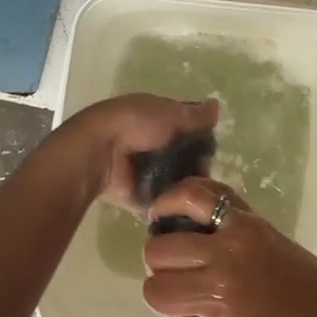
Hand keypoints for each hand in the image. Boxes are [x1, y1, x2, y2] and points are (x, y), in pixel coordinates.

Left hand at [52, 95, 219, 208]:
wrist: (99, 152)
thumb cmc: (135, 124)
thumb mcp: (169, 113)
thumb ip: (194, 115)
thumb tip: (217, 106)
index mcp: (156, 118)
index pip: (186, 127)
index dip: (202, 136)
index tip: (214, 148)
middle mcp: (151, 143)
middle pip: (183, 155)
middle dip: (196, 164)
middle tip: (209, 174)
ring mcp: (145, 171)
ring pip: (175, 179)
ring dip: (187, 184)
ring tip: (203, 194)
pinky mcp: (138, 195)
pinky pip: (162, 201)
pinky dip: (173, 204)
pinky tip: (192, 209)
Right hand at [141, 178, 316, 316]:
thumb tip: (181, 294)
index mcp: (219, 295)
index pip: (157, 291)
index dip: (161, 302)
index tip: (180, 307)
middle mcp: (225, 255)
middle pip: (159, 251)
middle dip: (159, 268)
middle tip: (181, 276)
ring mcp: (240, 228)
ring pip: (179, 203)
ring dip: (165, 221)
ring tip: (163, 227)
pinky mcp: (252, 215)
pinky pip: (212, 190)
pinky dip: (188, 193)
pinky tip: (177, 205)